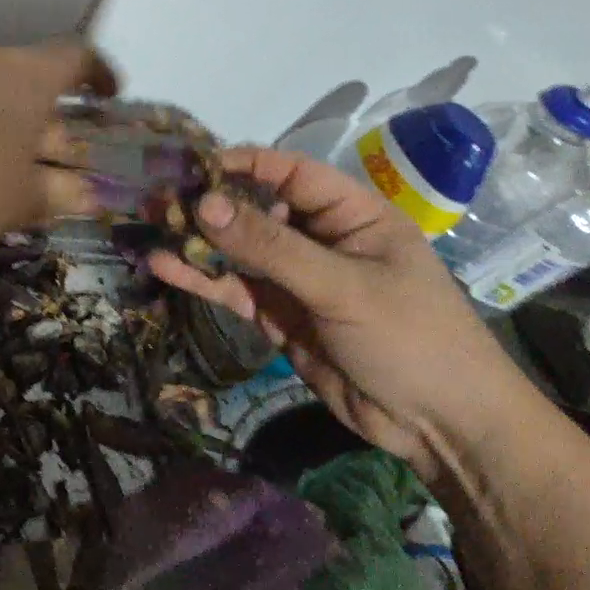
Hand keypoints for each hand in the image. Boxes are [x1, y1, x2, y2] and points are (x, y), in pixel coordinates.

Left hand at [0, 41, 114, 259]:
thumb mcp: (24, 199)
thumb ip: (62, 192)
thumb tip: (85, 193)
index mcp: (26, 73)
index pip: (77, 55)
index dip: (100, 75)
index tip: (111, 100)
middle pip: (35, 79)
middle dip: (57, 120)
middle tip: (69, 165)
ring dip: (20, 131)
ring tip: (28, 179)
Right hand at [149, 147, 534, 481]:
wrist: (439, 425)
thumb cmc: (411, 338)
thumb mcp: (341, 286)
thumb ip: (269, 246)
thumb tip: (203, 203)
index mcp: (352, 215)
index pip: (291, 173)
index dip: (244, 164)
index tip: (193, 165)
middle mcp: (319, 239)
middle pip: (254, 209)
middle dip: (208, 204)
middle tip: (158, 200)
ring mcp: (295, 278)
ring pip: (237, 249)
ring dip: (196, 241)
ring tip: (150, 228)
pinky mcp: (277, 315)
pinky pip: (232, 288)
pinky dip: (200, 278)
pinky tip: (163, 267)